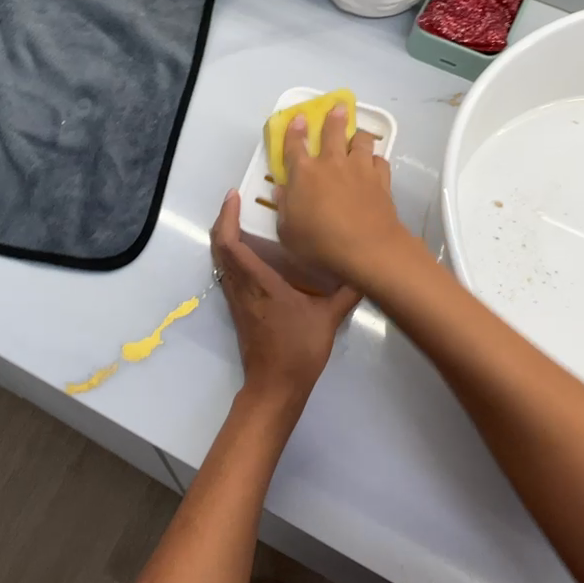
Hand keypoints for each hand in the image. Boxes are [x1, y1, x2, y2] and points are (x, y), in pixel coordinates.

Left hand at [211, 191, 360, 407]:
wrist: (275, 387)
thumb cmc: (298, 351)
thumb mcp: (328, 318)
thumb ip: (346, 292)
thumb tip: (365, 269)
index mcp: (259, 283)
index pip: (230, 243)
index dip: (227, 216)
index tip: (234, 195)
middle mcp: (241, 287)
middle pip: (218, 246)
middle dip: (223, 219)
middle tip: (239, 200)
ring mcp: (237, 299)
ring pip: (220, 260)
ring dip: (225, 236)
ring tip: (245, 217)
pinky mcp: (239, 309)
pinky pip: (228, 272)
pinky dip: (232, 253)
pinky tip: (254, 250)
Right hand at [272, 105, 415, 287]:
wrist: (367, 250)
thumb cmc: (319, 244)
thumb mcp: (287, 232)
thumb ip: (284, 208)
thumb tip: (282, 191)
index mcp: (303, 173)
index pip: (295, 144)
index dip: (294, 130)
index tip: (298, 117)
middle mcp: (331, 163)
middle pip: (332, 131)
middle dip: (333, 117)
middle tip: (337, 107)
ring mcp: (359, 169)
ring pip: (361, 141)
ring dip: (358, 136)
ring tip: (357, 136)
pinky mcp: (381, 181)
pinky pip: (380, 161)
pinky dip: (375, 161)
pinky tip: (374, 166)